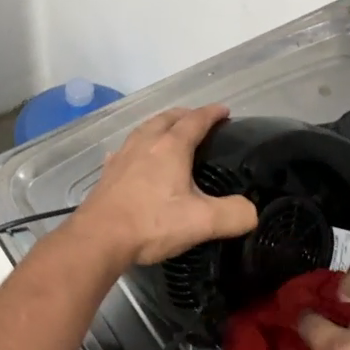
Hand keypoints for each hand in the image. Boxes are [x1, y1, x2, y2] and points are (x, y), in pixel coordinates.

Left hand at [71, 105, 257, 265]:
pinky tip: (136, 157)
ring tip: (169, 134)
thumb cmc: (152, 224)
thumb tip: (250, 212)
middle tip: (199, 121)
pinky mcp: (108, 173)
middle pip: (166, 118)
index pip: (195, 120)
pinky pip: (126, 149)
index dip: (212, 113)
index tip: (225, 111)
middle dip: (185, 115)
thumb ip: (234, 215)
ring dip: (160, 126)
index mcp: (171, 147)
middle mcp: (145, 143)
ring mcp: (122, 156)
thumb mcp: (202, 222)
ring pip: (144, 130)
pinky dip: (138, 146)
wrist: (99, 238)